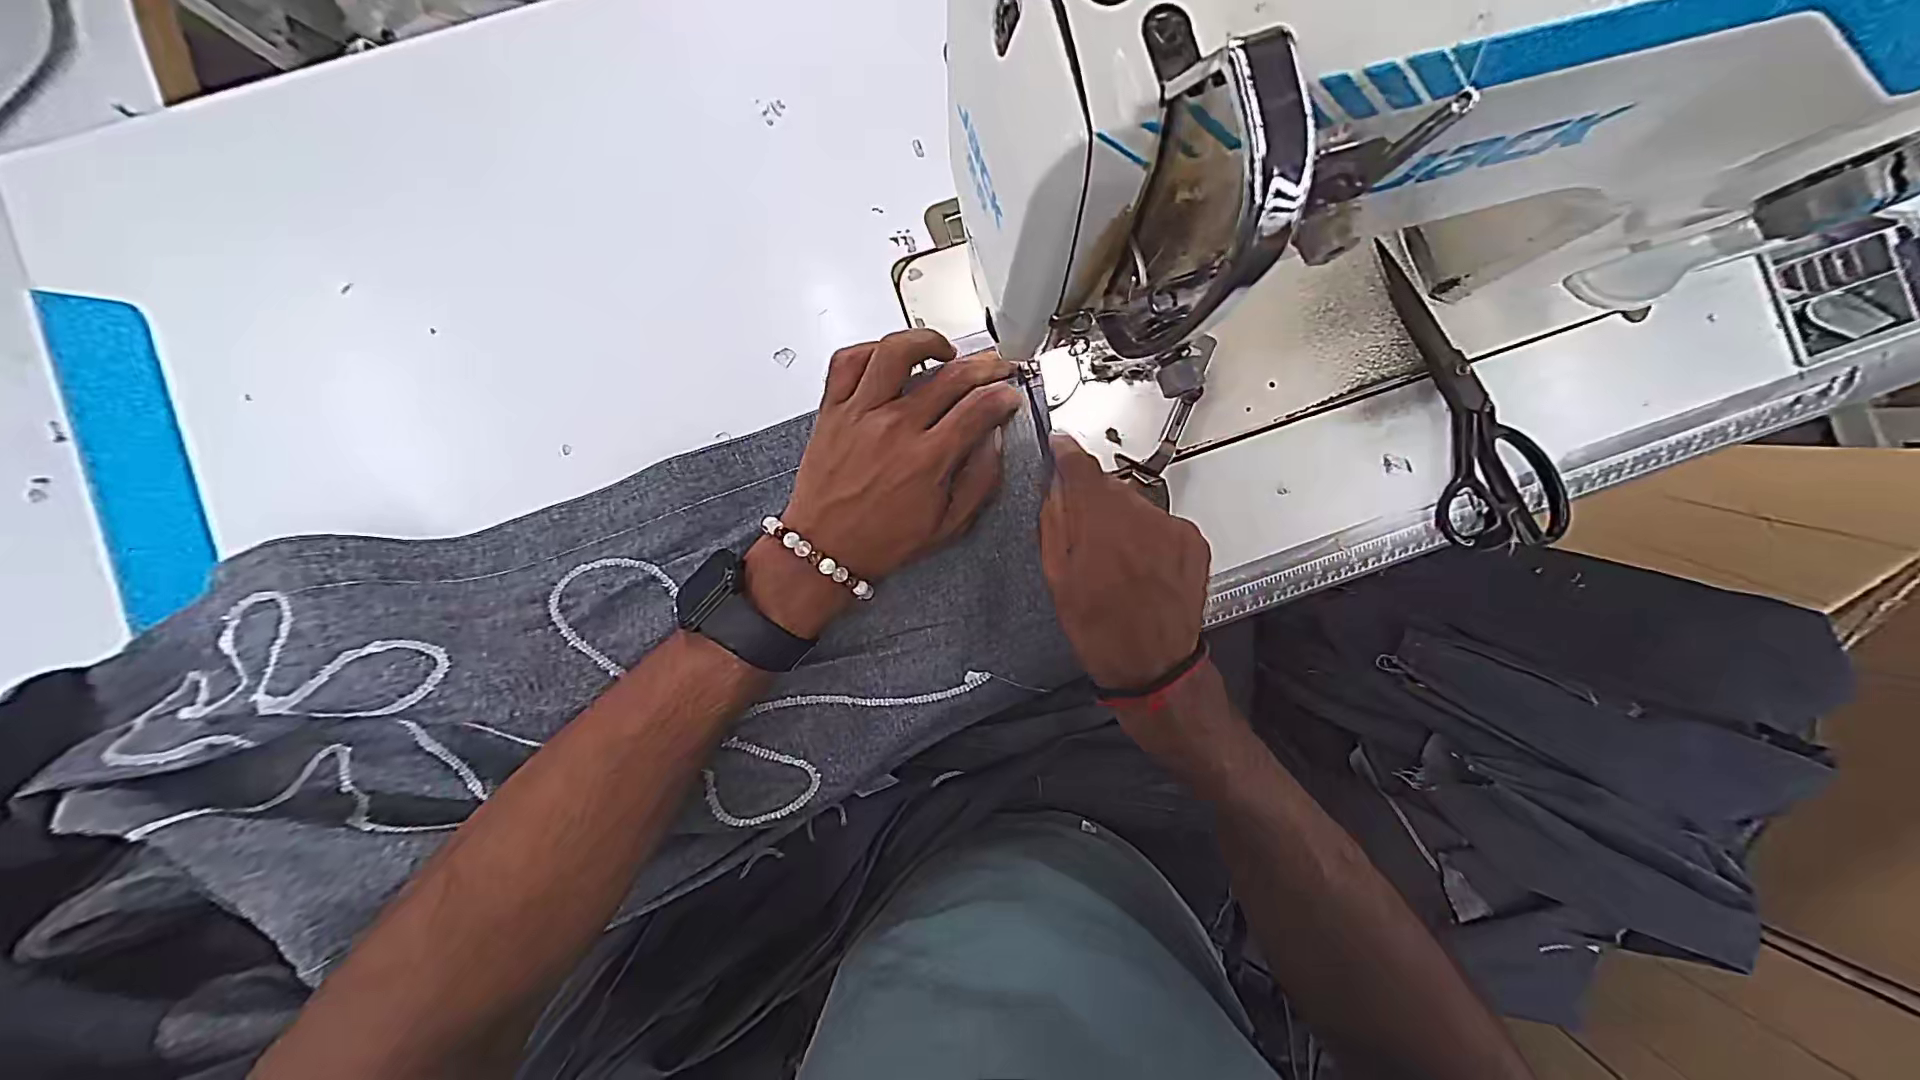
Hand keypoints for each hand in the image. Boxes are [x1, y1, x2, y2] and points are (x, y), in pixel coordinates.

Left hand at [744, 329, 1022, 637]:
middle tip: (994, 369)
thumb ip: (981, 480)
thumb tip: (996, 440)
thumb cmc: (880, 540)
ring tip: (944, 350)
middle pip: (952, 375)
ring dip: (928, 340)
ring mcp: (861, 414)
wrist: (826, 548)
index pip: (980, 407)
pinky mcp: (832, 410)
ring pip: (897, 351)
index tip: (1009, 396)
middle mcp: (894, 429)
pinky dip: (871, 348)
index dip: (1004, 395)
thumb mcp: (948, 525)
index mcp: (927, 459)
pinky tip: (890, 357)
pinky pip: (848, 361)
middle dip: (986, 366)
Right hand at [1039, 433, 1209, 690]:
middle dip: (1094, 499)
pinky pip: (1161, 520)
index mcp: (1097, 525)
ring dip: (1123, 518)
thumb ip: (1054, 523)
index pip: (1080, 465)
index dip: (1066, 451)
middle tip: (1087, 534)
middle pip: (1109, 483)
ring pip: (1136, 501)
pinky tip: (1142, 564)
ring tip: (1118, 560)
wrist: (1153, 664)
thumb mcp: (1057, 577)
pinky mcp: (1192, 539)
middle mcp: (1137, 518)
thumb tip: (1054, 488)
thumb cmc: (1102, 631)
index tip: (1060, 446)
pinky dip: (1149, 533)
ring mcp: (1170, 527)